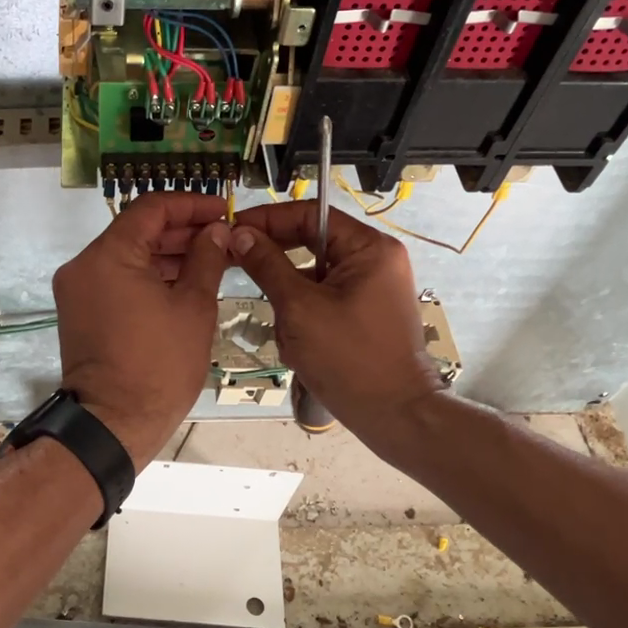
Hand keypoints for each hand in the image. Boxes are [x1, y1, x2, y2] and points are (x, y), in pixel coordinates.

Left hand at [53, 193, 231, 461]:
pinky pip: (114, 280)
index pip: (151, 208)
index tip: (221, 211)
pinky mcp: (78, 312)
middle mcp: (83, 265)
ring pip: (125, 256)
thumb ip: (206, 260)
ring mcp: (76, 289)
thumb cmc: (159, 367)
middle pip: (135, 230)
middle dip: (180, 232)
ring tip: (209, 262)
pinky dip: (145, 277)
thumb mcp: (193, 307)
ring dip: (164, 255)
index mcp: (108, 255)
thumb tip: (215, 232)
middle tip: (221, 239)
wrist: (113, 423)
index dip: (191, 205)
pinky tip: (180, 284)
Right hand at [227, 201, 443, 432]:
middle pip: (312, 242)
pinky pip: (324, 298)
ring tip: (280, 325)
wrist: (394, 414)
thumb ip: (268, 266)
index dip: (268, 219)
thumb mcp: (299, 308)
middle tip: (237, 267)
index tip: (232, 231)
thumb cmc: (348, 358)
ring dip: (289, 295)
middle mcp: (376, 260)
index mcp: (369, 248)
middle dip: (275, 261)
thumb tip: (241, 234)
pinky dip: (302, 314)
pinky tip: (295, 340)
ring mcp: (372, 288)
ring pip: (313, 274)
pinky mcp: (366, 313)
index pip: (310, 214)